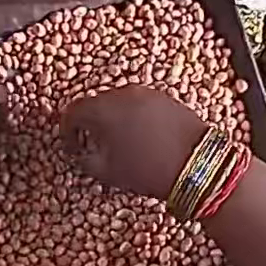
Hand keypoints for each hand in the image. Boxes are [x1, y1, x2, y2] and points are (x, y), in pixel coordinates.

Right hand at [60, 87, 208, 199]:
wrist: (197, 165)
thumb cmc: (147, 170)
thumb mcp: (107, 172)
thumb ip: (84, 160)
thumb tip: (79, 153)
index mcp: (102, 109)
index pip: (73, 112)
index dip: (67, 130)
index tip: (71, 146)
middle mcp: (122, 93)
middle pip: (95, 104)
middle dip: (89, 124)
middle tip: (91, 146)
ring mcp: (146, 93)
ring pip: (118, 102)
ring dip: (111, 119)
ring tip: (118, 144)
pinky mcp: (165, 97)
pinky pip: (139, 103)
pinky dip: (132, 116)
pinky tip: (140, 137)